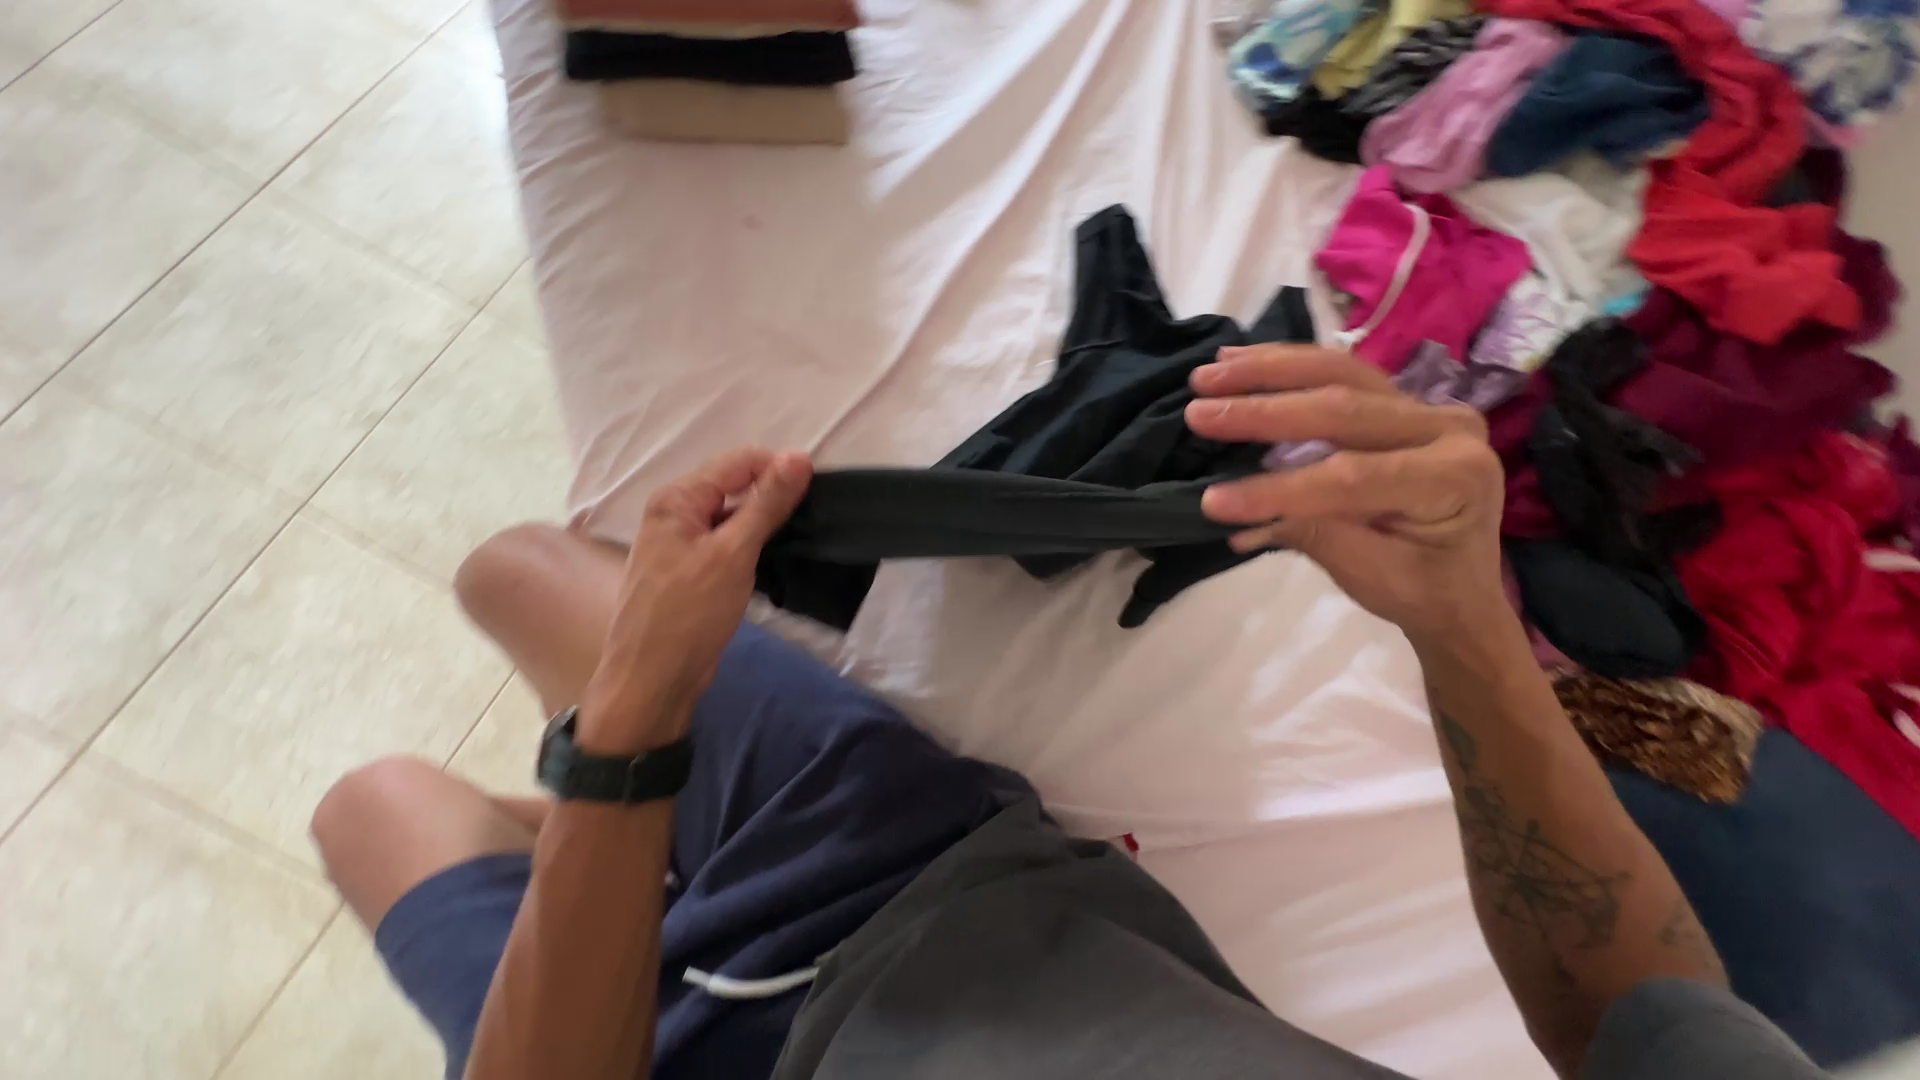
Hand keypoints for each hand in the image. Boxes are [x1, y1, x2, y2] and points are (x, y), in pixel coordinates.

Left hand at [580, 447, 811, 750]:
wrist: (654, 679)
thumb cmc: (690, 613)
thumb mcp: (734, 553)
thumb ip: (767, 503)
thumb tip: (800, 457)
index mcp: (678, 498)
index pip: (740, 461)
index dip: (780, 469)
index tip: (819, 491)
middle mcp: (676, 512)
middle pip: (736, 485)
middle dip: (774, 495)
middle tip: (814, 516)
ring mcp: (683, 542)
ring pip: (735, 515)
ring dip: (766, 521)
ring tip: (802, 535)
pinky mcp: (694, 569)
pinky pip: (729, 542)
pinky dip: (754, 544)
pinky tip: (776, 558)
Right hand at [1184, 345, 1508, 644]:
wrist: (1459, 588)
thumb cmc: (1420, 590)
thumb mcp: (1370, 576)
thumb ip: (1314, 532)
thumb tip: (1237, 505)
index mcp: (1454, 477)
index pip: (1352, 476)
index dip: (1278, 488)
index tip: (1212, 502)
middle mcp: (1447, 428)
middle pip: (1344, 408)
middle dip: (1263, 411)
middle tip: (1198, 412)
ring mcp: (1424, 406)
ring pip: (1339, 373)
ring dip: (1267, 370)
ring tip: (1209, 374)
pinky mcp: (1399, 400)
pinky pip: (1341, 371)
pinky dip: (1286, 364)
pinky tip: (1240, 359)